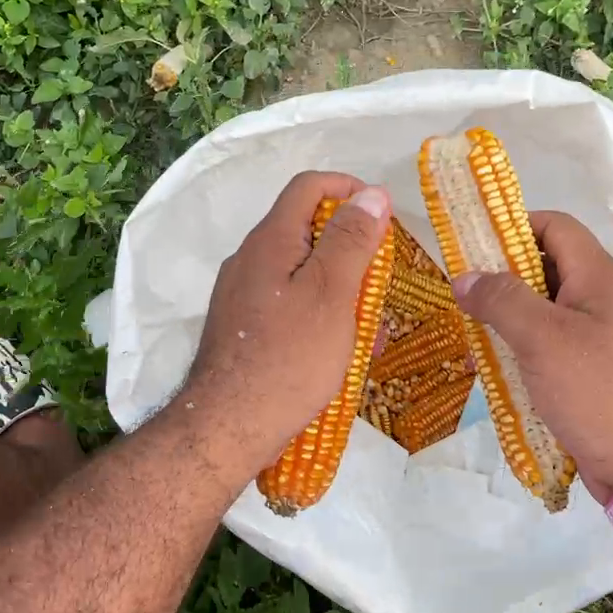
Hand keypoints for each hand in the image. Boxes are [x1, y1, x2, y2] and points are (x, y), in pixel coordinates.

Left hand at [181, 171, 392, 462]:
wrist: (229, 425)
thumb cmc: (289, 357)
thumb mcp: (332, 293)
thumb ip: (351, 241)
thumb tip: (370, 194)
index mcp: (270, 240)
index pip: (308, 187)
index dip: (349, 189)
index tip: (383, 216)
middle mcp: (249, 259)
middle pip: (305, 230)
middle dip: (349, 248)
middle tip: (380, 281)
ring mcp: (241, 294)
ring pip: (299, 272)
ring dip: (338, 287)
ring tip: (368, 327)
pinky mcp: (242, 327)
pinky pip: (287, 304)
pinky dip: (318, 314)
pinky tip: (339, 351)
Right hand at [452, 211, 612, 500]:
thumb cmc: (599, 391)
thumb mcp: (543, 339)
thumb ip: (501, 300)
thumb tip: (464, 276)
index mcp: (599, 277)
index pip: (556, 226)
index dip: (514, 226)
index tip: (474, 248)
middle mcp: (603, 300)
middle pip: (549, 266)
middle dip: (504, 275)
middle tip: (466, 294)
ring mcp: (602, 337)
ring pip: (547, 309)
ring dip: (510, 315)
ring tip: (473, 331)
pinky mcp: (596, 372)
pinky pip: (553, 344)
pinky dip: (524, 347)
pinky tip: (497, 366)